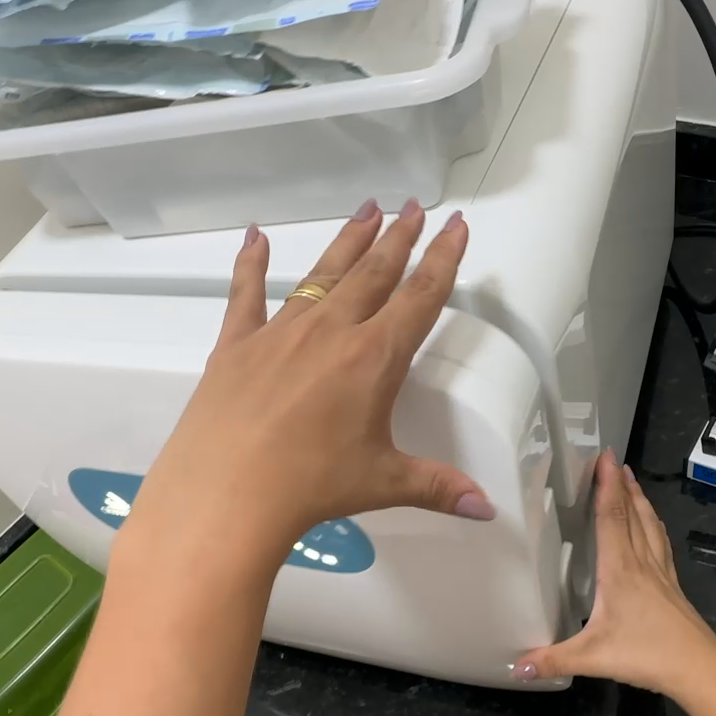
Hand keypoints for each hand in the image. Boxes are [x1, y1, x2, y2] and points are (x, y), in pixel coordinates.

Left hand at [125, 199, 494, 557]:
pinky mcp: (237, 344)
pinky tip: (255, 235)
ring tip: (367, 208)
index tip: (455, 225)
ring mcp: (280, 332)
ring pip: (323, 274)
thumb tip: (487, 509)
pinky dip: (250, 263)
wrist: (227, 492)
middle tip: (415, 206)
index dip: (443, 259)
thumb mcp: (384, 483)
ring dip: (348, 241)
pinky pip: (245, 294)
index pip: (420, 297)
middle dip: (399, 237)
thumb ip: (439, 487)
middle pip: (374, 273)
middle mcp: (331, 330)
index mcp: (374, 357)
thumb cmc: (313, 486)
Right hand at [513, 450, 715, 698]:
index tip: (605, 457)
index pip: (612, 518)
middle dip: (622, 485)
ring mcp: (661, 575)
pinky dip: (654, 527)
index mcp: (620, 570)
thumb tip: (514, 667)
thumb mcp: (592, 658)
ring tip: (633, 483)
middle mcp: (642, 564)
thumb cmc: (646, 655)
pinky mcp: (673, 588)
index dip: (607, 486)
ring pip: (651, 526)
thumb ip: (552, 660)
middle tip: (615, 460)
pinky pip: (661, 546)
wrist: (699, 670)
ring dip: (640, 501)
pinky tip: (655, 527)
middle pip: (633, 515)